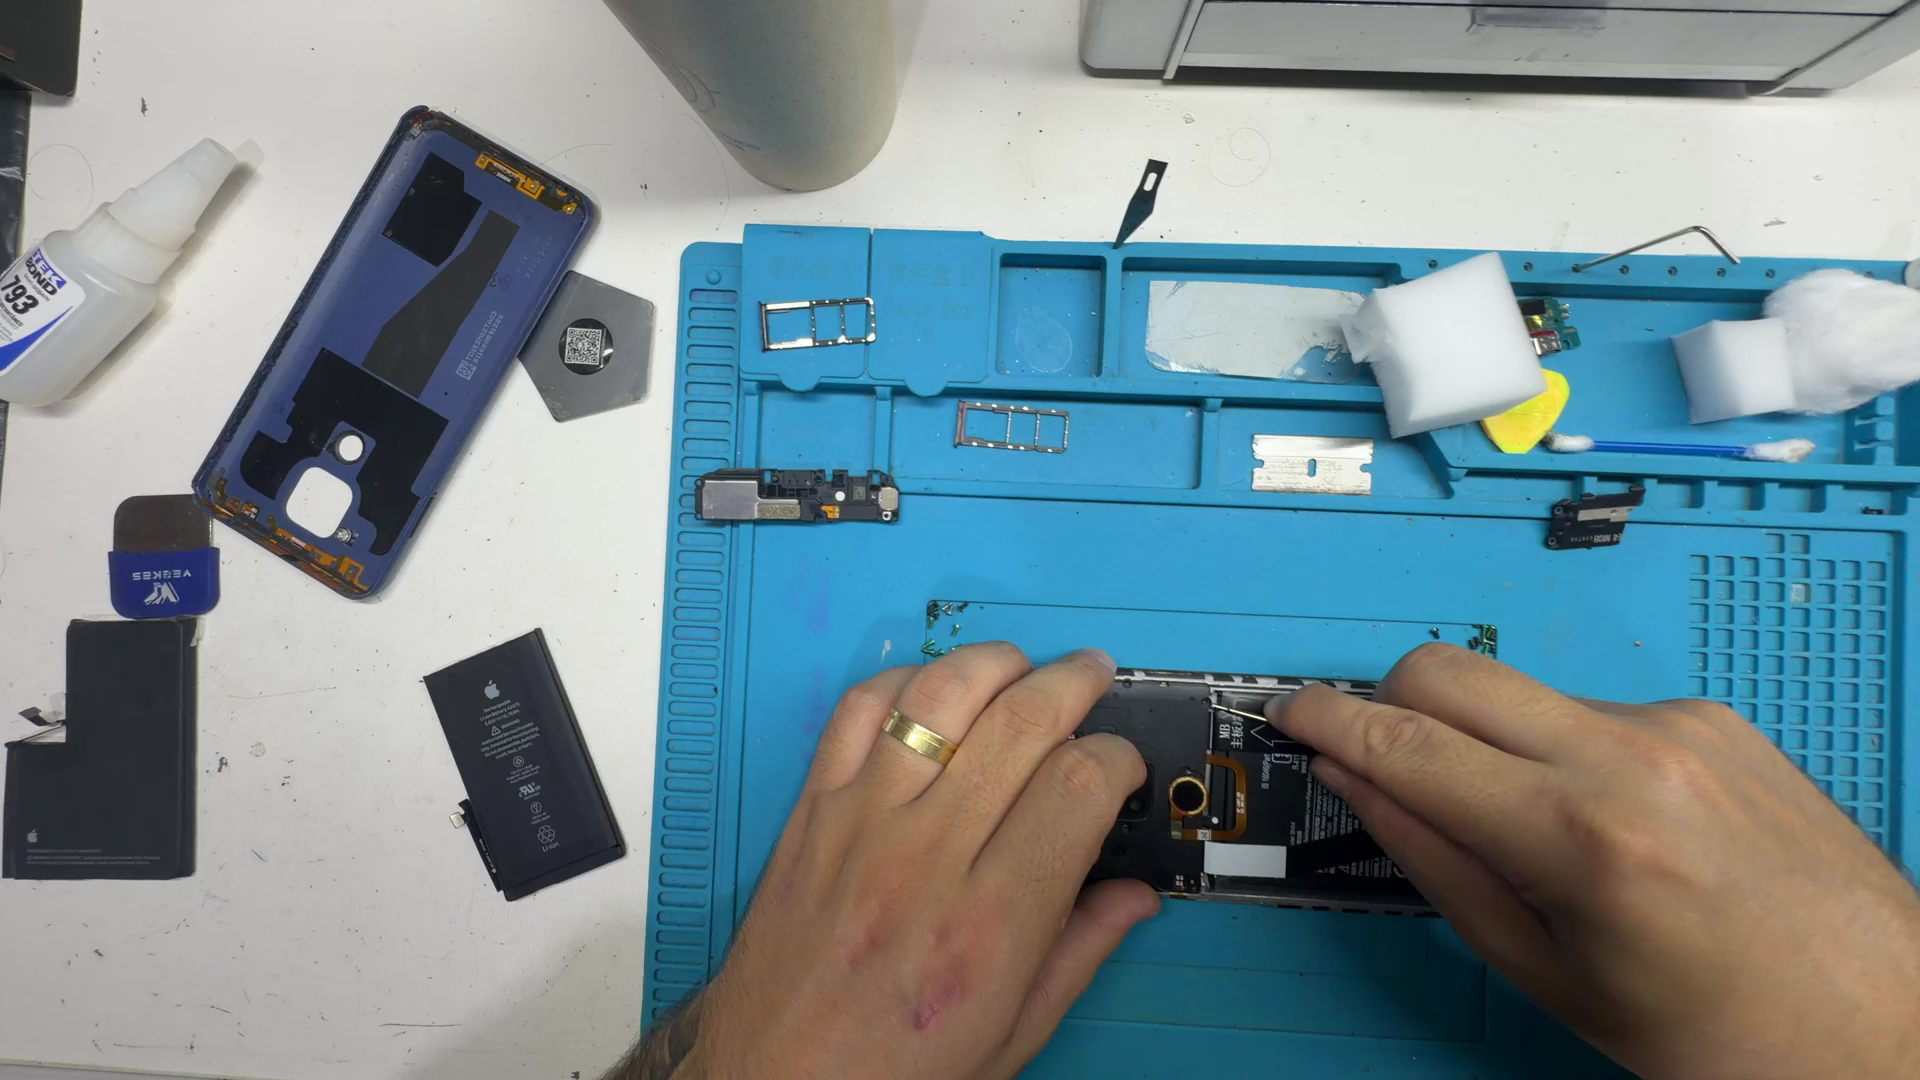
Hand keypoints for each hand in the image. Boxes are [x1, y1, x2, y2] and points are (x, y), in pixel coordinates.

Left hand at [627, 644, 1156, 1079]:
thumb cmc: (897, 1071)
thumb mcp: (1013, 1034)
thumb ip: (1082, 952)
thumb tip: (1137, 895)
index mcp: (992, 924)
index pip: (1078, 788)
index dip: (1117, 758)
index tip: (1119, 764)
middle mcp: (928, 855)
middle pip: (1021, 721)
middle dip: (1074, 681)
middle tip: (1092, 674)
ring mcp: (863, 818)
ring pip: (940, 694)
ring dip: (995, 661)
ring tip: (1023, 665)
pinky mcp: (815, 803)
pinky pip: (859, 707)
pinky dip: (906, 679)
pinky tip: (935, 689)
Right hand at [1271, 644, 1919, 1079]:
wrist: (1914, 1041)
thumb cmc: (1705, 1036)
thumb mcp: (1536, 967)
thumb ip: (1424, 854)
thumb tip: (1346, 773)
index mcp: (1582, 838)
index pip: (1405, 744)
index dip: (1326, 719)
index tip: (1286, 710)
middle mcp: (1629, 755)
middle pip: (1440, 670)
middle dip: (1384, 703)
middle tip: (1388, 762)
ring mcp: (1676, 723)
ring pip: (1502, 685)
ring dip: (1469, 730)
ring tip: (1518, 808)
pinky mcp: (1707, 712)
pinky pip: (1571, 703)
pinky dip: (1544, 742)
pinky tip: (1599, 806)